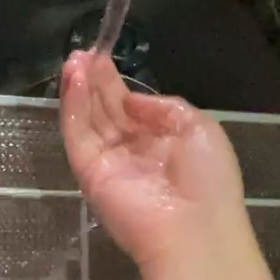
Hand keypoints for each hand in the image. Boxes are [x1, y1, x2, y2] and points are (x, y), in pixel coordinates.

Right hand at [59, 51, 246, 268]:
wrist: (192, 227)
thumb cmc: (207, 178)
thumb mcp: (199, 127)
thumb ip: (164, 108)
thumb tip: (131, 99)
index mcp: (159, 140)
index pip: (129, 108)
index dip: (116, 83)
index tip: (104, 57)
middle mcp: (131, 150)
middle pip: (106, 110)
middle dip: (94, 81)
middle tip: (83, 52)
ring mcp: (107, 162)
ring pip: (89, 119)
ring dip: (79, 89)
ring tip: (74, 59)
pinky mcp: (88, 172)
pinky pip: (77, 135)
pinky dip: (73, 107)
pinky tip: (72, 80)